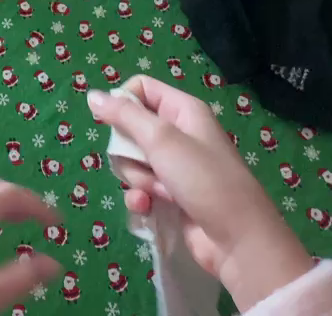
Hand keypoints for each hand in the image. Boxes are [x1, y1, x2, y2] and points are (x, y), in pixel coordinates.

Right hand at [87, 77, 314, 310]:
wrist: (239, 243)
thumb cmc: (203, 179)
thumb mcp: (161, 138)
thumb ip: (123, 114)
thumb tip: (92, 95)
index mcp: (182, 110)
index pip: (141, 88)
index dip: (124, 102)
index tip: (114, 122)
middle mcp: (179, 134)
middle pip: (131, 126)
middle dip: (127, 148)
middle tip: (141, 161)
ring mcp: (175, 166)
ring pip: (132, 159)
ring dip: (135, 177)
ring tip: (154, 191)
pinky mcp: (171, 195)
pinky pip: (139, 186)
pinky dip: (140, 197)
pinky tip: (147, 207)